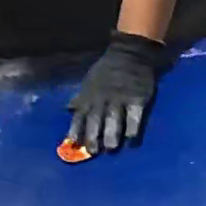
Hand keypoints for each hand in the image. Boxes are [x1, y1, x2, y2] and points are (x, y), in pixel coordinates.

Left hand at [67, 32, 173, 154]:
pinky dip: (132, 129)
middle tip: (93, 152)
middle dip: (93, 136)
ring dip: (111, 135)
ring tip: (111, 148)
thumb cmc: (108, 70)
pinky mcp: (137, 99)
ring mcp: (120, 99)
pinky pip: (134, 116)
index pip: (80, 115)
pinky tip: (131, 140)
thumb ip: (81, 97)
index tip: (73, 145)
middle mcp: (102, 99)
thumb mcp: (90, 81)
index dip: (76, 130)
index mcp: (90, 95)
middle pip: (95, 120)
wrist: (130, 54)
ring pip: (113, 119)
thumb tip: (68, 109)